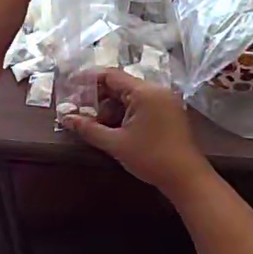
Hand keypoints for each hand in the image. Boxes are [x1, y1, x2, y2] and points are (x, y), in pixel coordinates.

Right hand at [63, 70, 213, 195]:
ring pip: (130, 97)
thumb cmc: (150, 157)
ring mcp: (164, 101)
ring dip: (109, 106)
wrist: (186, 178)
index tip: (70, 85)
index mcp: (145, 92)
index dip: (88, 79)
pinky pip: (140, 105)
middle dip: (97, 95)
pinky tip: (109, 125)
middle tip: (76, 106)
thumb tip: (65, 118)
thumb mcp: (115, 143)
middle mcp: (156, 90)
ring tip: (89, 119)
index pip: (111, 75)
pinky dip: (123, 112)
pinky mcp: (168, 113)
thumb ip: (89, 128)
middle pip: (120, 85)